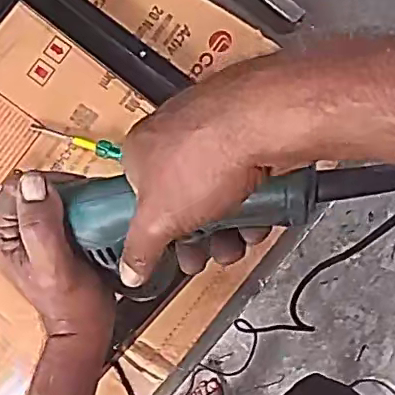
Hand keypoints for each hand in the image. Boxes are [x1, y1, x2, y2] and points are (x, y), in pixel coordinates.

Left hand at [0, 171, 115, 346]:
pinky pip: (62, 208)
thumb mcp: (54, 265)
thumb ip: (40, 226)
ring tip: (92, 215)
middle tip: (87, 207)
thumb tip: (32, 183)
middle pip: (34, 186)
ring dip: (73, 198)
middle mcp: (11, 230)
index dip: (48, 186)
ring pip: (50, 194)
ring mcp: (31, 232)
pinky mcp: (51, 236)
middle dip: (62, 190)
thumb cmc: (71, 304)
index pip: (18, 186)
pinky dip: (78, 208)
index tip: (74, 199)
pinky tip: (91, 221)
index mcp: (1, 235)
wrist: (86, 327)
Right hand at [117, 61, 318, 286]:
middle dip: (198, 237)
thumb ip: (140, 249)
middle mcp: (172, 137)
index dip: (155, 231)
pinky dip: (251, 204)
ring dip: (228, 228)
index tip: (168, 252)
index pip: (138, 200)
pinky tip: (258, 220)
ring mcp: (211, 134)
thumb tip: (129, 271)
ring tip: (237, 243)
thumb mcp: (159, 220)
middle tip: (207, 254)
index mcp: (139, 151)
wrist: (265, 122)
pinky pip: (244, 181)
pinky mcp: (247, 138)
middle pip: (181, 202)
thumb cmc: (209, 153)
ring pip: (216, 194)